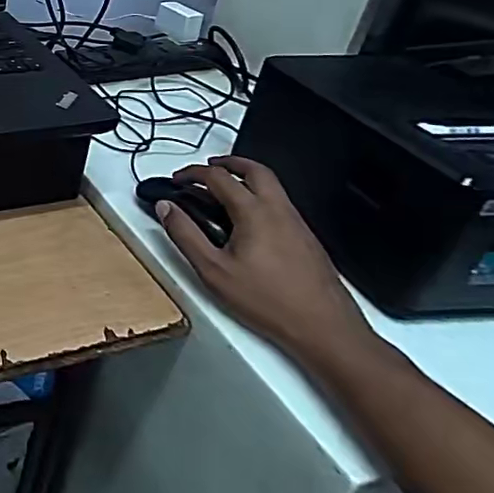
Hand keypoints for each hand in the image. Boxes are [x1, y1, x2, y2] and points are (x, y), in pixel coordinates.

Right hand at [159, 156, 376, 368]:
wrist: (327, 330)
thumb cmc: (272, 303)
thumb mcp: (214, 271)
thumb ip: (185, 235)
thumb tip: (167, 209)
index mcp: (254, 213)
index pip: (218, 177)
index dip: (193, 173)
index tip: (179, 179)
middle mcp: (279, 211)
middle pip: (254, 169)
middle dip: (228, 162)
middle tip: (209, 166)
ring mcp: (298, 224)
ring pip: (272, 185)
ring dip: (247, 176)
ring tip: (227, 188)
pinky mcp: (308, 239)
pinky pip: (282, 203)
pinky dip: (262, 196)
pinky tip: (251, 219)